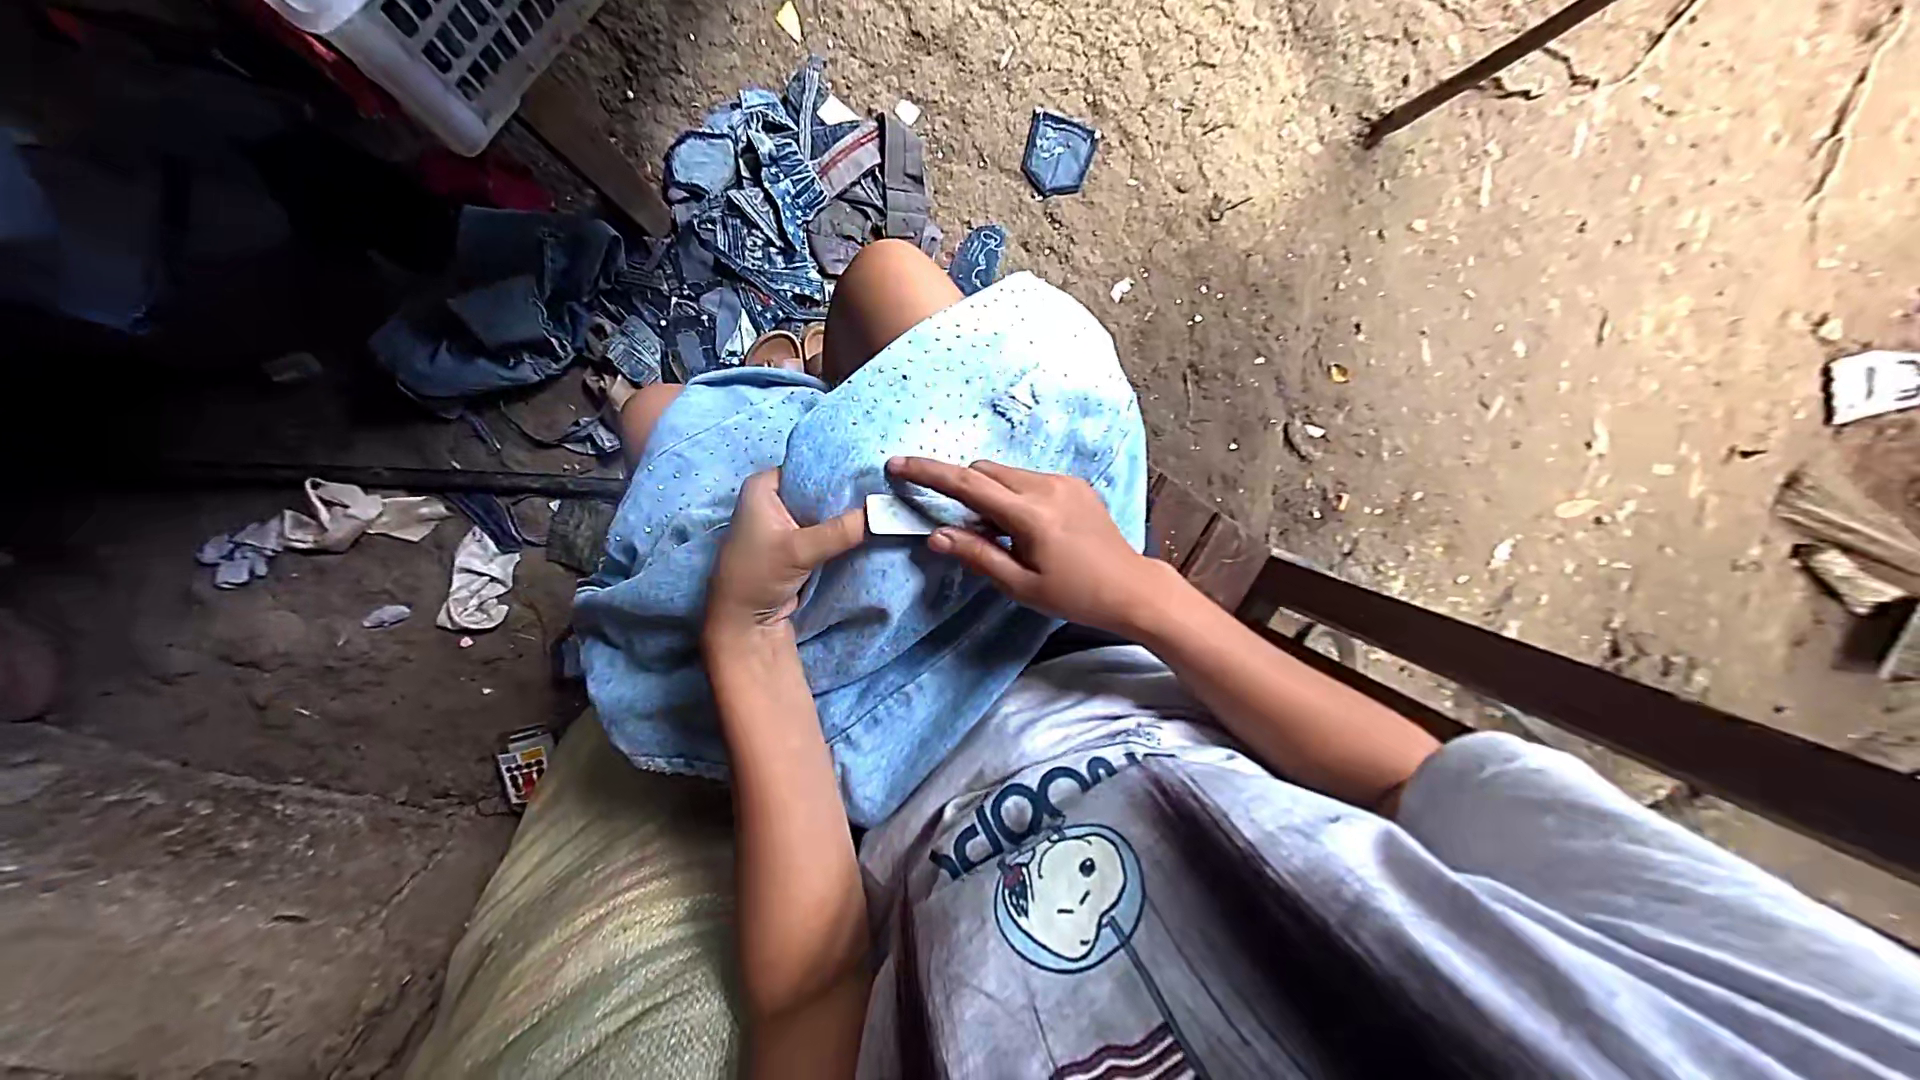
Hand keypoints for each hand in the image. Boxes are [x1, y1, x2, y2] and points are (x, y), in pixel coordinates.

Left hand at [705, 469, 866, 636]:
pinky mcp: (798, 542)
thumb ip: (841, 530)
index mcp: (763, 486)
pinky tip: (868, 527)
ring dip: (848, 514)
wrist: (745, 623)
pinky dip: (843, 531)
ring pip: (825, 510)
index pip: (810, 466)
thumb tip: (882, 512)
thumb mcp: (799, 550)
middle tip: (883, 491)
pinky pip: (826, 529)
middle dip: (848, 493)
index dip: (841, 469)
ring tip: (882, 506)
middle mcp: (774, 498)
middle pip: (820, 487)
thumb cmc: (757, 577)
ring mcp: (787, 521)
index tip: (874, 472)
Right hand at [885, 457, 1170, 635]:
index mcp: (1031, 514)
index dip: (928, 473)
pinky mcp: (1074, 484)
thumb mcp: (1021, 585)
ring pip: (1005, 473)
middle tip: (968, 529)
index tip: (898, 465)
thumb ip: (977, 555)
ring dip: (989, 493)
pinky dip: (1012, 495)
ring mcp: (1063, 482)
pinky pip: (1028, 478)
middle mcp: (1047, 487)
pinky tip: (1026, 527)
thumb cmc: (1075, 595)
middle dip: (962, 489)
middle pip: (984, 471)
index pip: (967, 484)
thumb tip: (936, 536)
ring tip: (1002, 534)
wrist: (1131, 588)